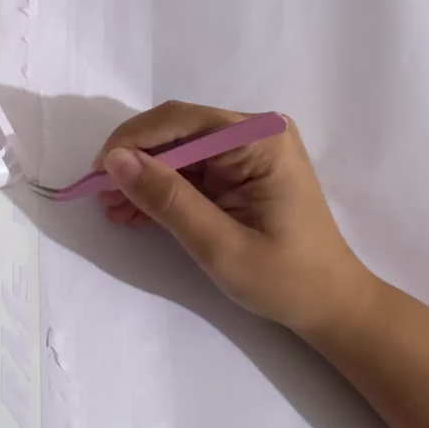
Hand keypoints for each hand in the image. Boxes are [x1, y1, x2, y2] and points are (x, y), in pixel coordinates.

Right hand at [96, 102, 375, 331]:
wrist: (331, 306)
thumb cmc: (285, 280)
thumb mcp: (220, 246)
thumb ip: (168, 199)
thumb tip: (115, 160)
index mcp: (260, 139)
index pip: (181, 121)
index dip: (133, 141)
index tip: (97, 174)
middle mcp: (255, 132)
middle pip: (177, 131)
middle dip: (135, 161)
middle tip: (99, 196)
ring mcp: (249, 149)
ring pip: (178, 150)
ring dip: (144, 176)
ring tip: (112, 209)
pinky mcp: (241, 169)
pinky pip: (191, 168)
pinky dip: (162, 188)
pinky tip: (135, 211)